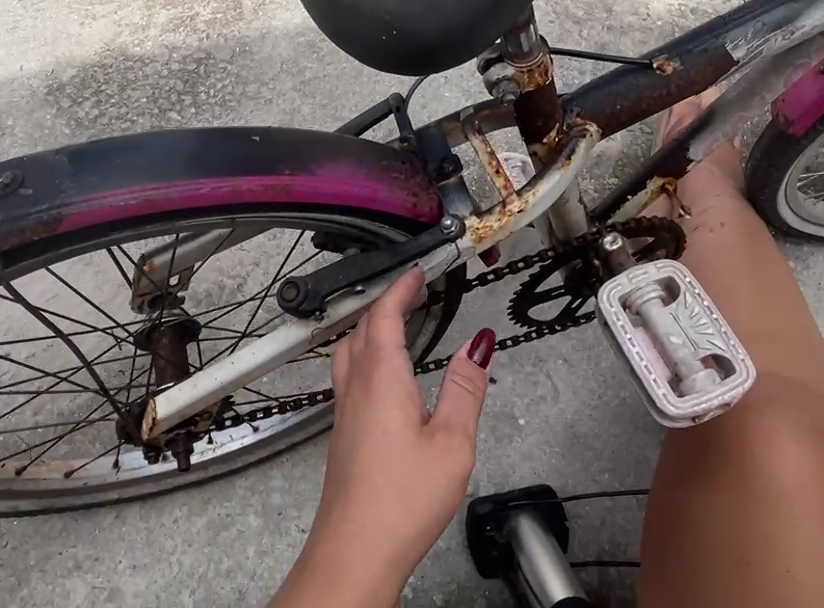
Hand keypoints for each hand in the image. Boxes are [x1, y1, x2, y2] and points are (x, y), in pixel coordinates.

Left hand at [269, 267, 495, 607]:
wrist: (354, 552)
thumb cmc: (402, 499)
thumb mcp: (452, 442)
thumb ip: (465, 388)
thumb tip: (479, 343)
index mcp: (381, 378)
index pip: (385, 316)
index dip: (401, 289)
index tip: (418, 272)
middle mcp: (356, 386)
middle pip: (363, 327)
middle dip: (387, 302)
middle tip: (414, 292)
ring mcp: (345, 410)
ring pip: (349, 349)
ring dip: (371, 326)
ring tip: (397, 321)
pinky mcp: (343, 432)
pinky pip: (349, 373)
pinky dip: (366, 352)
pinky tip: (383, 372)